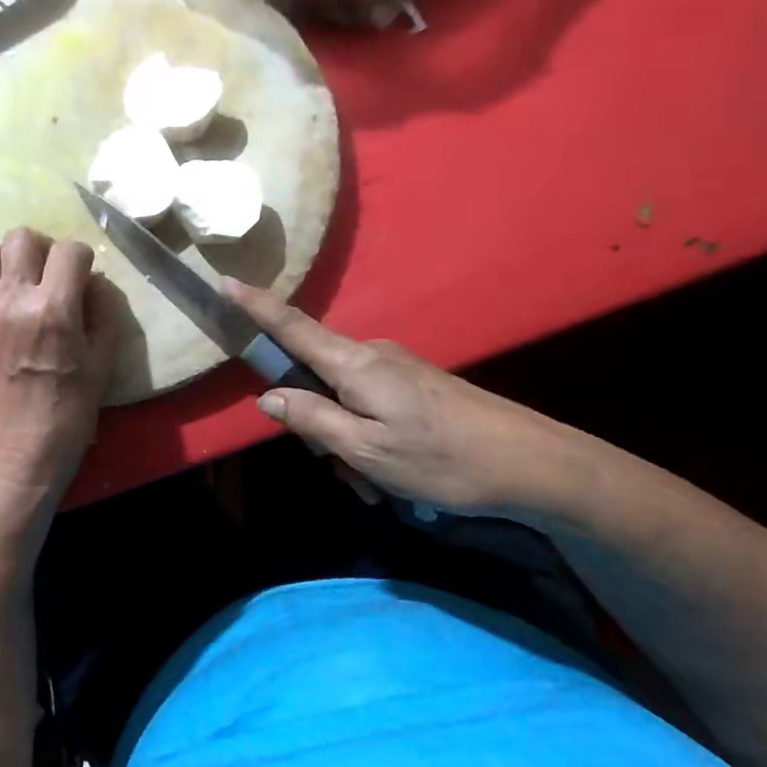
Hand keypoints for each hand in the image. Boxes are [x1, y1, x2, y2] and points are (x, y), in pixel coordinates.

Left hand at [0, 229, 117, 493]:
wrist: (27, 439)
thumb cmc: (74, 401)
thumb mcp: (104, 354)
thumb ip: (102, 306)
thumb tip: (91, 279)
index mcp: (54, 307)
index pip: (68, 249)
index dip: (82, 258)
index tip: (83, 276)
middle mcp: (13, 299)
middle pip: (20, 237)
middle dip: (42, 248)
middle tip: (50, 272)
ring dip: (9, 261)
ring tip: (21, 283)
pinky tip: (3, 306)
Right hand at [224, 280, 601, 520]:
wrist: (539, 466)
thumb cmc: (444, 459)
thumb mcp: (365, 449)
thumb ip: (311, 419)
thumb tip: (267, 396)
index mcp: (355, 364)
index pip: (292, 327)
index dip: (256, 307)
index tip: (226, 281)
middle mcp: (372, 356)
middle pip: (312, 376)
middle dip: (314, 423)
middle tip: (346, 472)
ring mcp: (397, 369)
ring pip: (341, 400)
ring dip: (345, 442)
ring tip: (377, 485)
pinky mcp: (415, 385)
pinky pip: (368, 406)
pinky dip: (368, 440)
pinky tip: (393, 476)